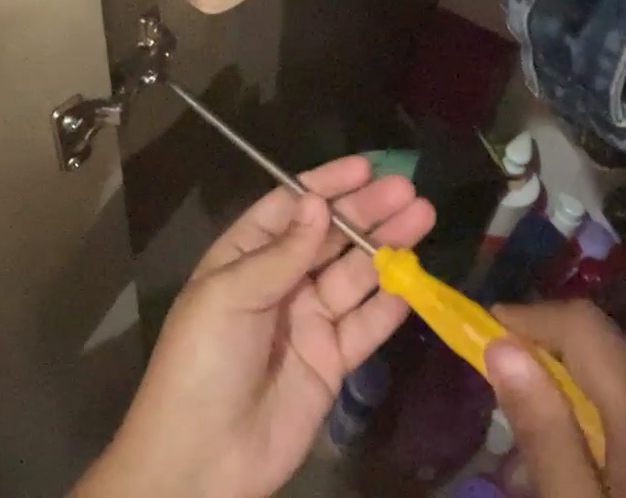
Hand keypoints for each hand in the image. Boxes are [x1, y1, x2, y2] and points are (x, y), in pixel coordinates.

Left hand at [75, 155, 434, 497]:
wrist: (203, 458)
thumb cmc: (203, 361)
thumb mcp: (230, 295)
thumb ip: (281, 253)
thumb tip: (316, 202)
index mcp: (243, 257)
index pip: (289, 208)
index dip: (325, 185)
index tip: (364, 168)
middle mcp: (278, 282)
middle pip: (328, 237)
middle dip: (365, 212)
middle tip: (406, 191)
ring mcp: (306, 321)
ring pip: (354, 275)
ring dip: (387, 248)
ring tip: (422, 218)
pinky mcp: (330, 361)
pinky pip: (365, 325)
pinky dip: (390, 304)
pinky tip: (414, 280)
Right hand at [486, 301, 625, 497]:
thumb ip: (544, 432)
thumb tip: (502, 347)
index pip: (586, 328)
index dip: (530, 317)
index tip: (485, 334)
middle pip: (612, 358)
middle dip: (556, 375)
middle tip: (514, 434)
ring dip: (589, 409)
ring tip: (556, 474)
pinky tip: (609, 488)